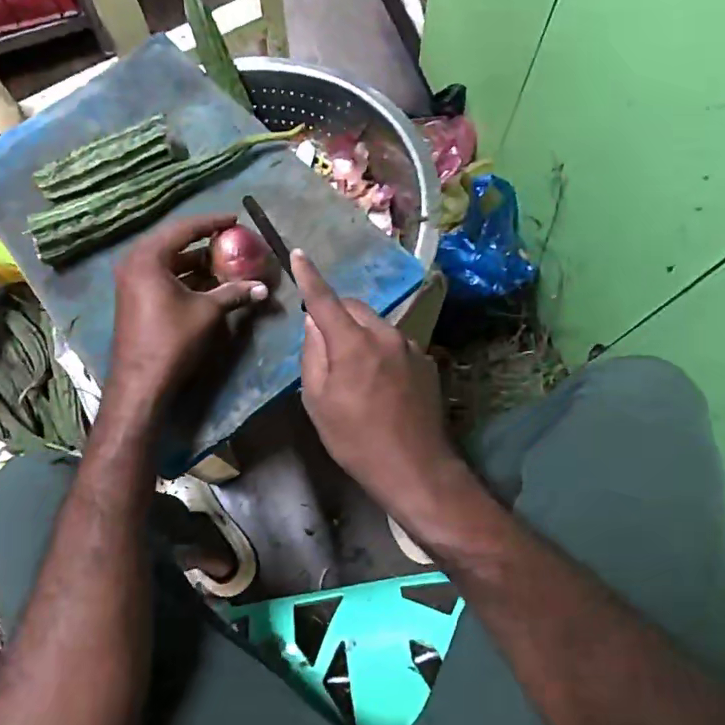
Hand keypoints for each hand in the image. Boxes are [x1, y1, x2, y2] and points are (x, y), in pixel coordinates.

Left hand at [106, 213, 268, 416]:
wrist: (140, 381)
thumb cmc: (172, 340)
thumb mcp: (207, 312)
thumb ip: (234, 293)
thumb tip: (263, 288)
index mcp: (148, 258)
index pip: (183, 229)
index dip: (211, 223)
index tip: (234, 220)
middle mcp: (134, 263)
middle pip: (172, 241)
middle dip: (202, 240)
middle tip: (228, 238)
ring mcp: (130, 280)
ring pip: (167, 260)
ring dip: (193, 260)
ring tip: (222, 260)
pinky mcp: (133, 297)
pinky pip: (160, 275)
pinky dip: (183, 275)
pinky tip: (205, 282)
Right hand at [294, 249, 472, 516]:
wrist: (416, 469)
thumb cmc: (355, 439)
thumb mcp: (317, 401)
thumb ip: (312, 354)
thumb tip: (314, 323)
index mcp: (353, 342)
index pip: (325, 299)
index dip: (309, 276)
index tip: (298, 254)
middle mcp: (385, 334)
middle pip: (354, 307)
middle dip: (335, 313)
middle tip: (322, 340)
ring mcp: (410, 347)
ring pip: (375, 325)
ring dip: (359, 333)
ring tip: (352, 370)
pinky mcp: (427, 362)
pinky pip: (394, 344)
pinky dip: (379, 350)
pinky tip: (379, 383)